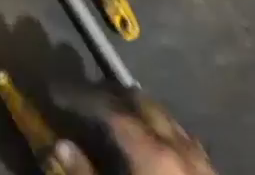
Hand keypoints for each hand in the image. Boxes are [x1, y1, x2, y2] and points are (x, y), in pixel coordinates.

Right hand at [51, 100, 217, 174]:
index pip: (109, 110)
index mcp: (152, 155)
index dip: (78, 97)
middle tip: (79, 99)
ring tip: (110, 117)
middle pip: (140, 104)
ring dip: (135, 111)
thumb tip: (60, 145)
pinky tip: (150, 145)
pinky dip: (160, 131)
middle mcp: (179, 148)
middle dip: (108, 95)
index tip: (53, 92)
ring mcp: (201, 162)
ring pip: (165, 117)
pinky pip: (183, 139)